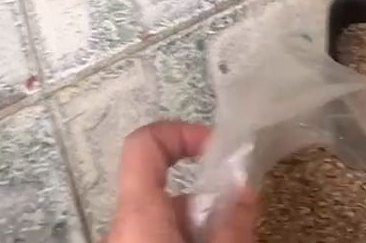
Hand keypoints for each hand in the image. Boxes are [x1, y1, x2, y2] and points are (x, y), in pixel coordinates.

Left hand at [106, 121, 255, 242]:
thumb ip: (232, 220)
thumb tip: (246, 185)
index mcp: (136, 212)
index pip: (144, 142)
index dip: (181, 132)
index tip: (216, 146)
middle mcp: (120, 226)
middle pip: (162, 188)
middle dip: (205, 196)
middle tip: (240, 210)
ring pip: (163, 218)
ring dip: (200, 222)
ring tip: (236, 234)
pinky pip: (157, 237)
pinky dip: (186, 237)